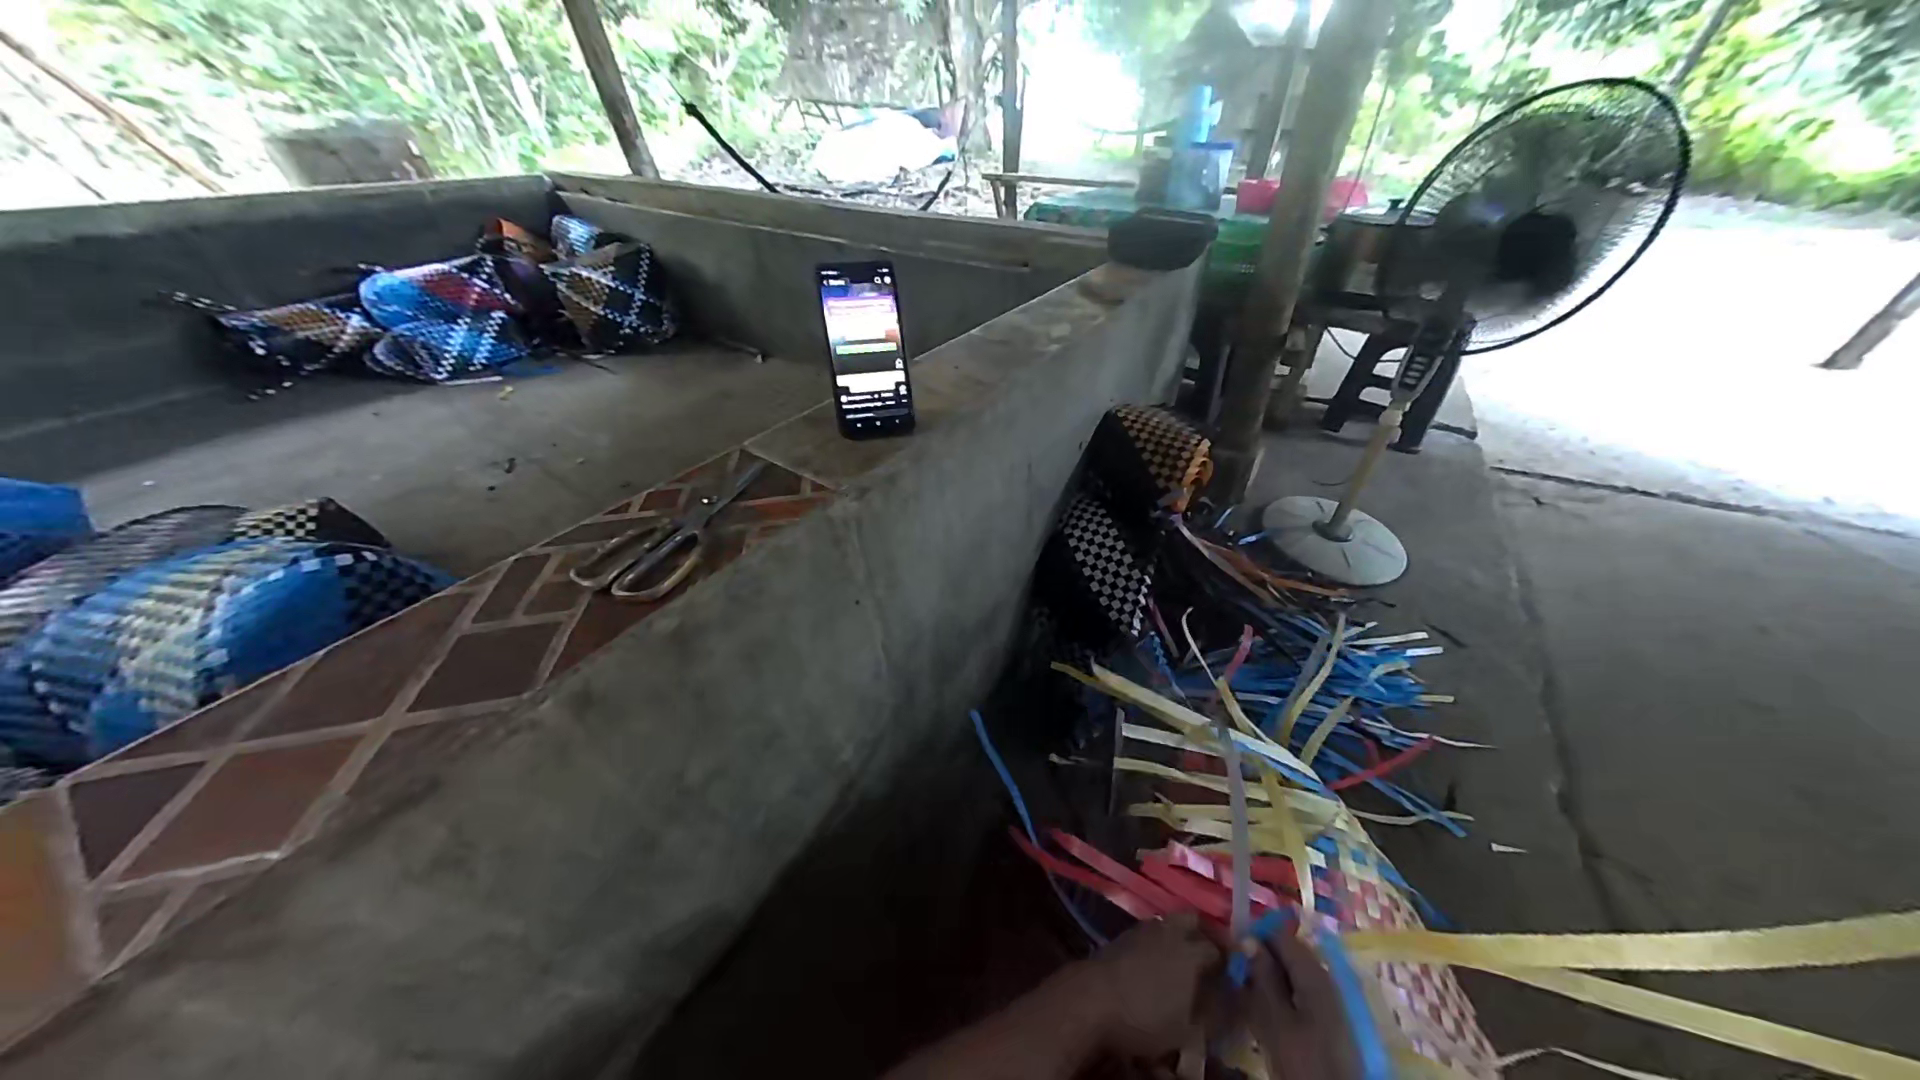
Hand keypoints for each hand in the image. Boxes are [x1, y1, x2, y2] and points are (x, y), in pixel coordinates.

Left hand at [1067, 912, 1222, 1058]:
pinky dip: (1159, 940)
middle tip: (1210, 956)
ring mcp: (1144, 929)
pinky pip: (1150, 930)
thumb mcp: (1185, 1030)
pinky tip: (1157, 961)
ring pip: (1169, 922)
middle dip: (1205, 934)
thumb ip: (1209, 1014)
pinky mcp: (1123, 935)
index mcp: (1191, 953)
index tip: (1233, 974)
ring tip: (1184, 959)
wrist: (1091, 999)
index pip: (1219, 950)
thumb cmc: (1144, 1018)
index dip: (1228, 962)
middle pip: (1193, 920)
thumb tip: (1222, 1002)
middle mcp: (1169, 932)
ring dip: (1180, 934)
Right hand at [1242, 921, 1362, 1079]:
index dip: (1254, 934)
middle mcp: (1324, 979)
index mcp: (1313, 973)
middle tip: (1234, 969)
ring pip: (1291, 973)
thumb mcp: (1275, 1020)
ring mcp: (1328, 1000)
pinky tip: (1264, 1009)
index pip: (1280, 934)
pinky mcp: (1328, 1020)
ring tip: (1244, 990)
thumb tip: (1247, 938)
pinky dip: (1279, 993)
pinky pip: (1297, 992)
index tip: (1230, 945)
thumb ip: (1263, 976)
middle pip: (1287, 953)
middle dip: (1260, 955)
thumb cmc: (1304, 1062)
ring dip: (1267, 976)